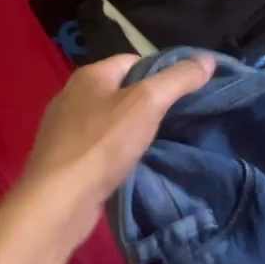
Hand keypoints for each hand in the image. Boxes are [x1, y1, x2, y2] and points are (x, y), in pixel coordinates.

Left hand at [22, 52, 216, 201]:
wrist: (56, 203)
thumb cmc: (102, 144)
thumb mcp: (148, 103)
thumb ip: (179, 79)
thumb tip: (207, 59)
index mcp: (90, 74)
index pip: (135, 61)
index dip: (161, 73)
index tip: (182, 94)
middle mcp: (72, 95)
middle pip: (122, 89)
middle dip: (147, 102)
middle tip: (173, 119)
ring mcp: (63, 129)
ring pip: (109, 119)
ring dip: (131, 129)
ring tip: (156, 142)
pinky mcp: (62, 159)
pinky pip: (97, 145)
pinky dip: (114, 151)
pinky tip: (128, 164)